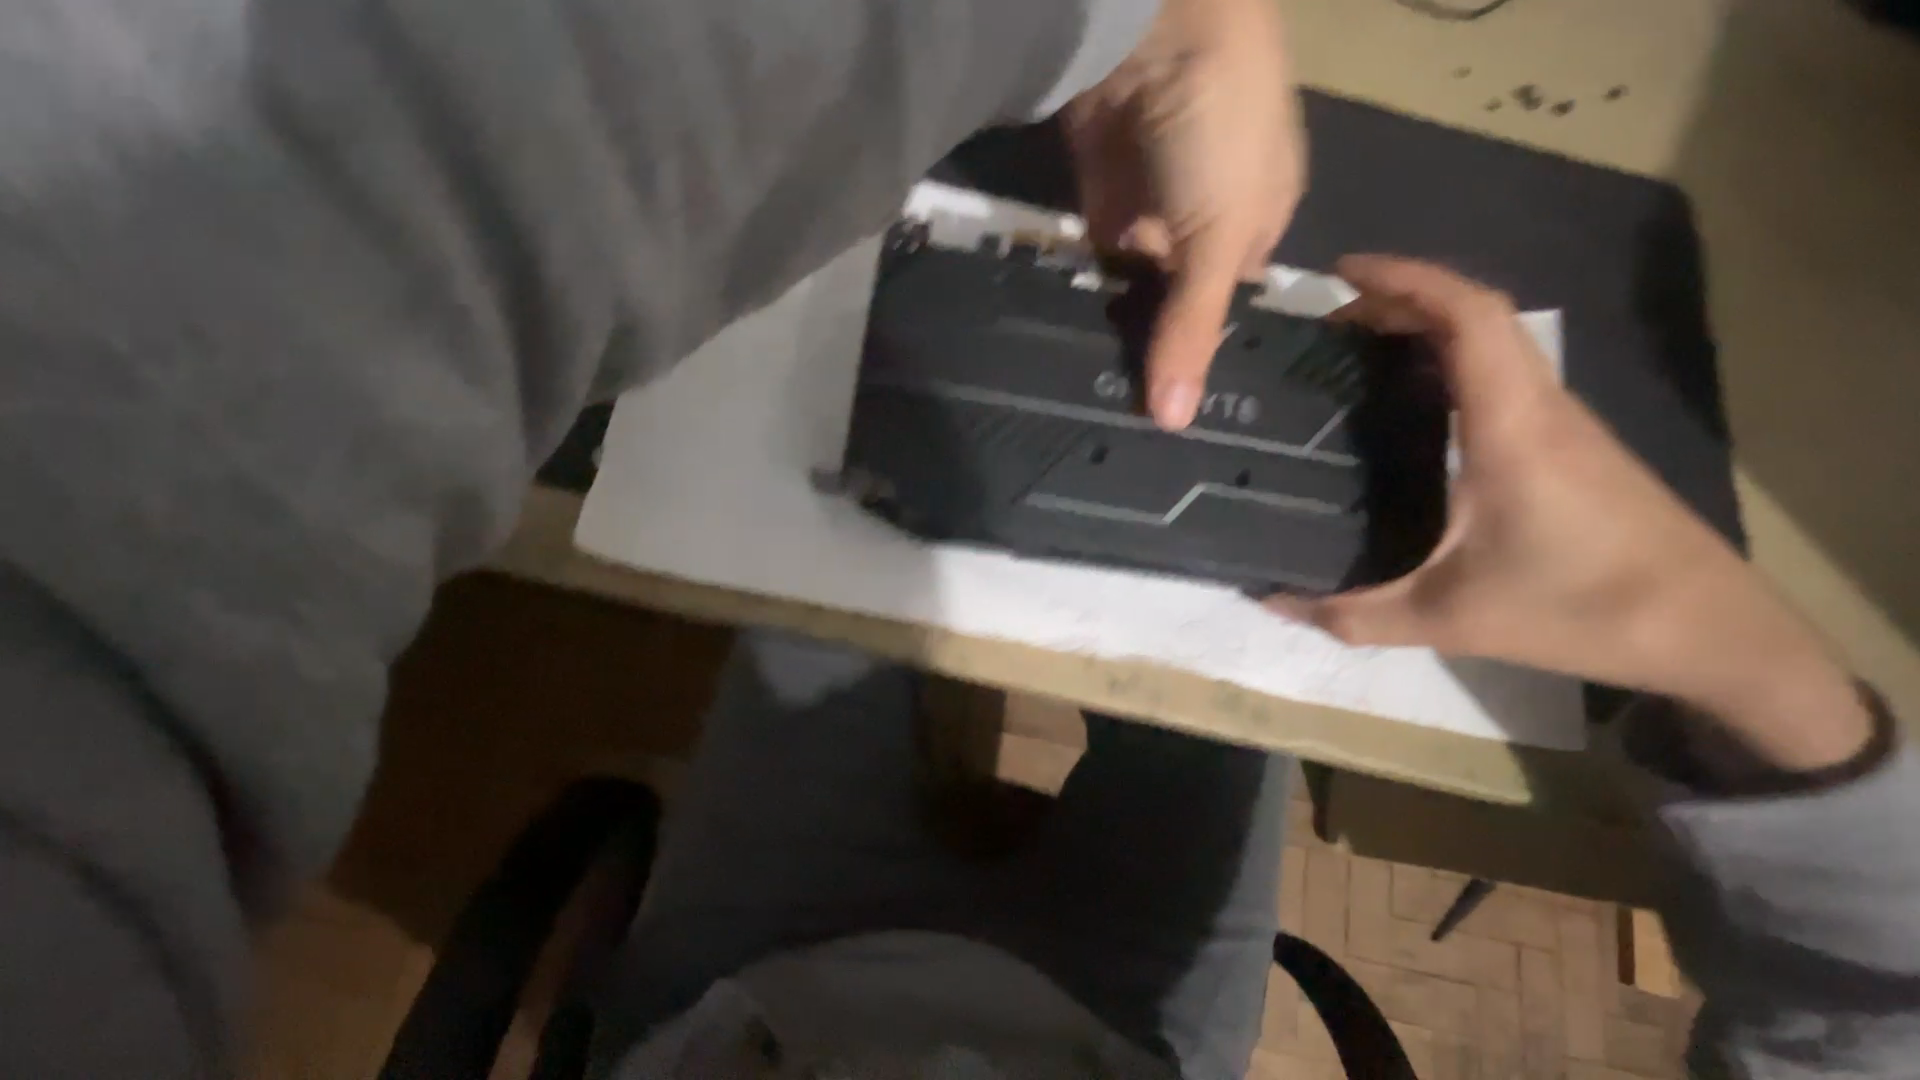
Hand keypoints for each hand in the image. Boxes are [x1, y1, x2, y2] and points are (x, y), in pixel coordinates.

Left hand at [1063, 0, 1305, 429]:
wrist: (1153, 24)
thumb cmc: (1216, 129)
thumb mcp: (1218, 236)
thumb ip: (1192, 326)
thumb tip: (1176, 421)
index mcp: (1255, 226)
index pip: (1225, 308)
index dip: (1197, 356)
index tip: (1162, 417)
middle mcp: (1202, 222)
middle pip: (1172, 300)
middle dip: (1149, 349)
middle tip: (1112, 424)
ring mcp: (1146, 208)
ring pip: (1128, 284)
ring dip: (1109, 328)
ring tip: (1082, 402)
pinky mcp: (1095, 197)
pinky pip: (1088, 258)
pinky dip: (1077, 293)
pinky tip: (1058, 348)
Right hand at [1271, 256, 1871, 771]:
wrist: (1708, 632)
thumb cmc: (1580, 610)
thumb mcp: (1449, 619)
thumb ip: (1354, 614)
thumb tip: (1275, 601)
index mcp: (1512, 427)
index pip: (1467, 316)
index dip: (1406, 279)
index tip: (1342, 273)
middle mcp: (1541, 407)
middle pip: (1476, 315)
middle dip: (1401, 300)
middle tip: (1328, 325)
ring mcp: (1563, 422)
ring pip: (1495, 342)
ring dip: (1428, 329)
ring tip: (1356, 355)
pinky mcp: (1571, 444)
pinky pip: (1503, 376)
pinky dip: (1452, 363)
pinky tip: (1412, 407)